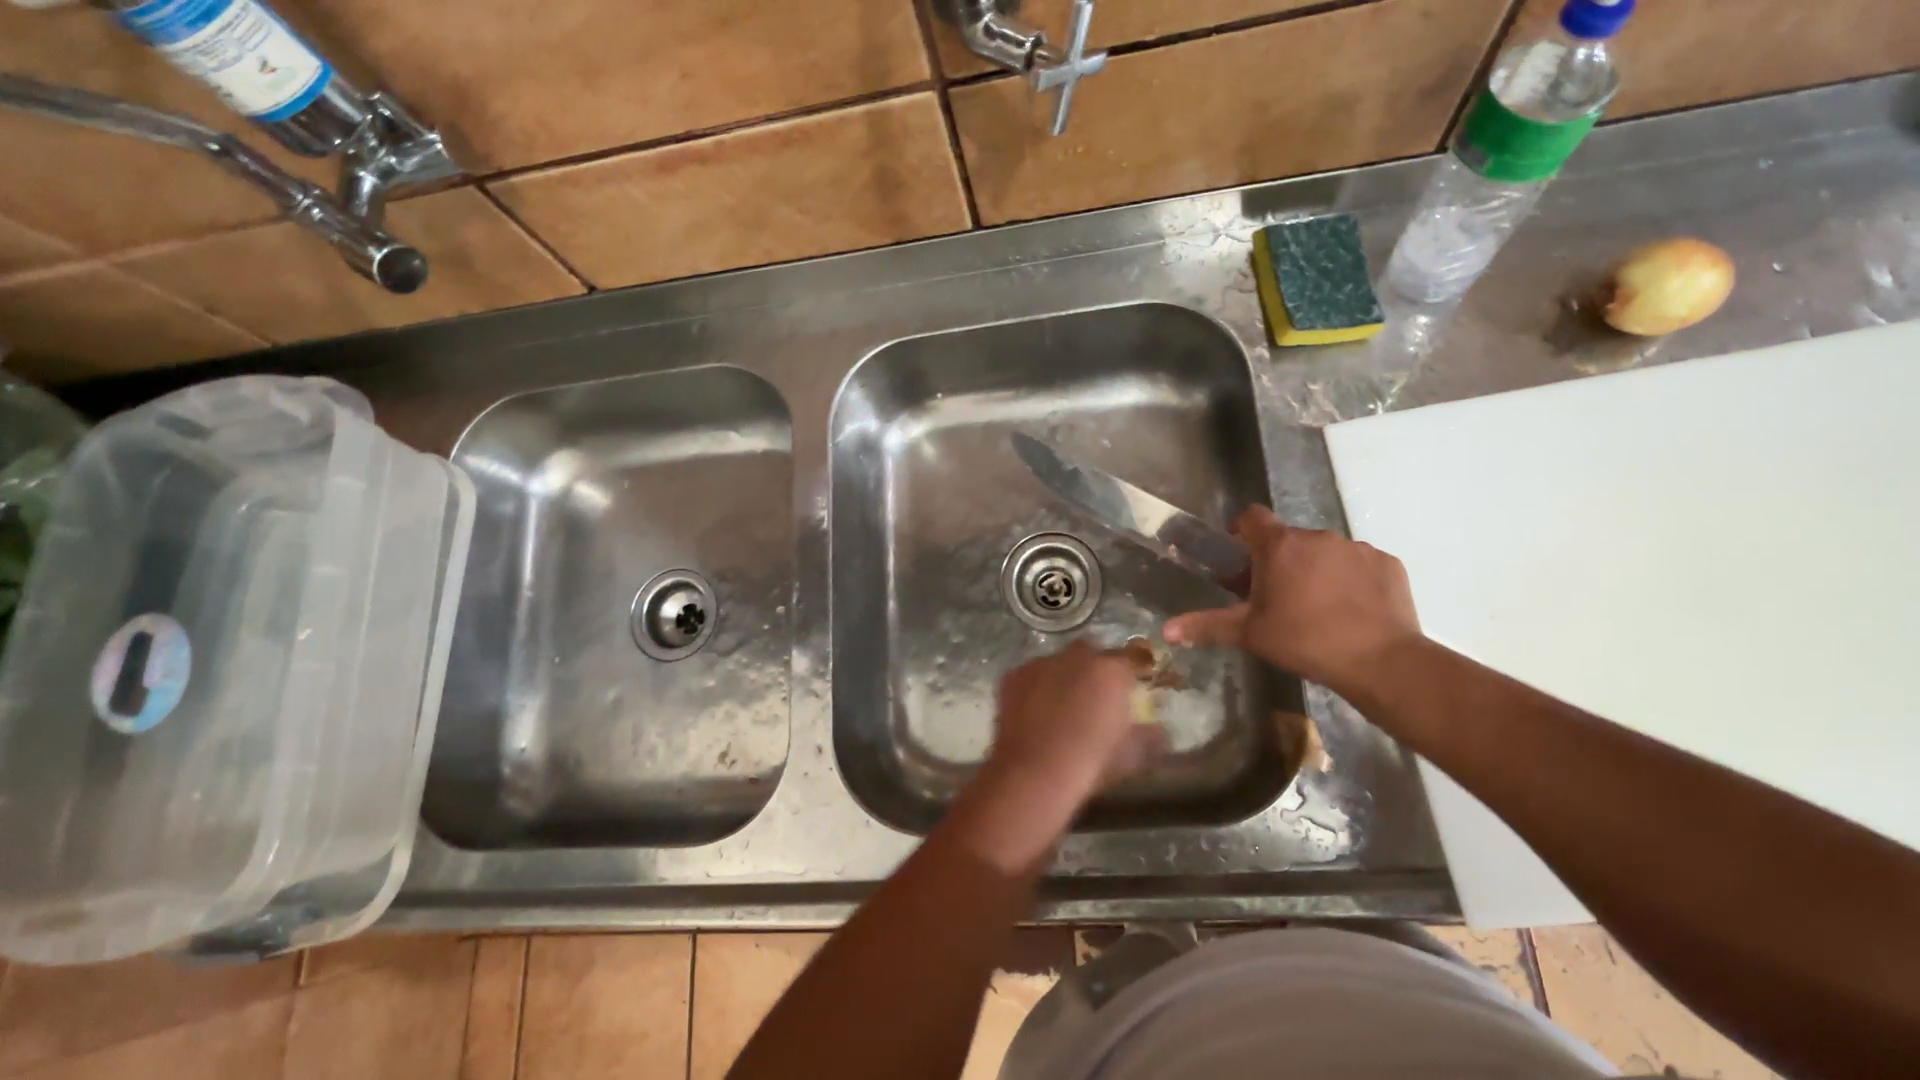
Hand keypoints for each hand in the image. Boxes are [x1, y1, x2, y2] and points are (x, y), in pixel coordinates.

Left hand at [986, 641, 1162, 801]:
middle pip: (1091, 654)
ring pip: (1057, 663)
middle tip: (1093, 697)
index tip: (1132, 685)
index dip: (1132, 671)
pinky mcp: (1012, 676)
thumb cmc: (1091, 762)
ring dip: (1062, 677)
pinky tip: (1034, 713)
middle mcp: (1076, 656)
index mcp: (1112, 670)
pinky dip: (1035, 688)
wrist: (1035, 773)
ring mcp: (1040, 663)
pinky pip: (1030, 676)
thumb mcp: (1132, 754)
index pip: (1132, 658)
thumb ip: (1151, 735)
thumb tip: (1160, 730)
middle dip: (1094, 669)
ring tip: (1059, 708)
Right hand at [1163, 506, 1422, 698]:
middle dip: (1280, 561)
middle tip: (1276, 597)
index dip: (1242, 529)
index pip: (1252, 517)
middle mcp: (1318, 536)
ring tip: (1317, 608)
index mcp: (1280, 546)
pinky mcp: (1387, 563)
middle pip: (1289, 539)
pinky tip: (1352, 611)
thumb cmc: (1305, 641)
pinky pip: (1360, 565)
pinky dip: (1352, 581)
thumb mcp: (1251, 634)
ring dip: (1316, 570)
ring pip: (1326, 552)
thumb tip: (1166, 630)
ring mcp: (1357, 547)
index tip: (1239, 552)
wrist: (1380, 660)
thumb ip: (1208, 626)